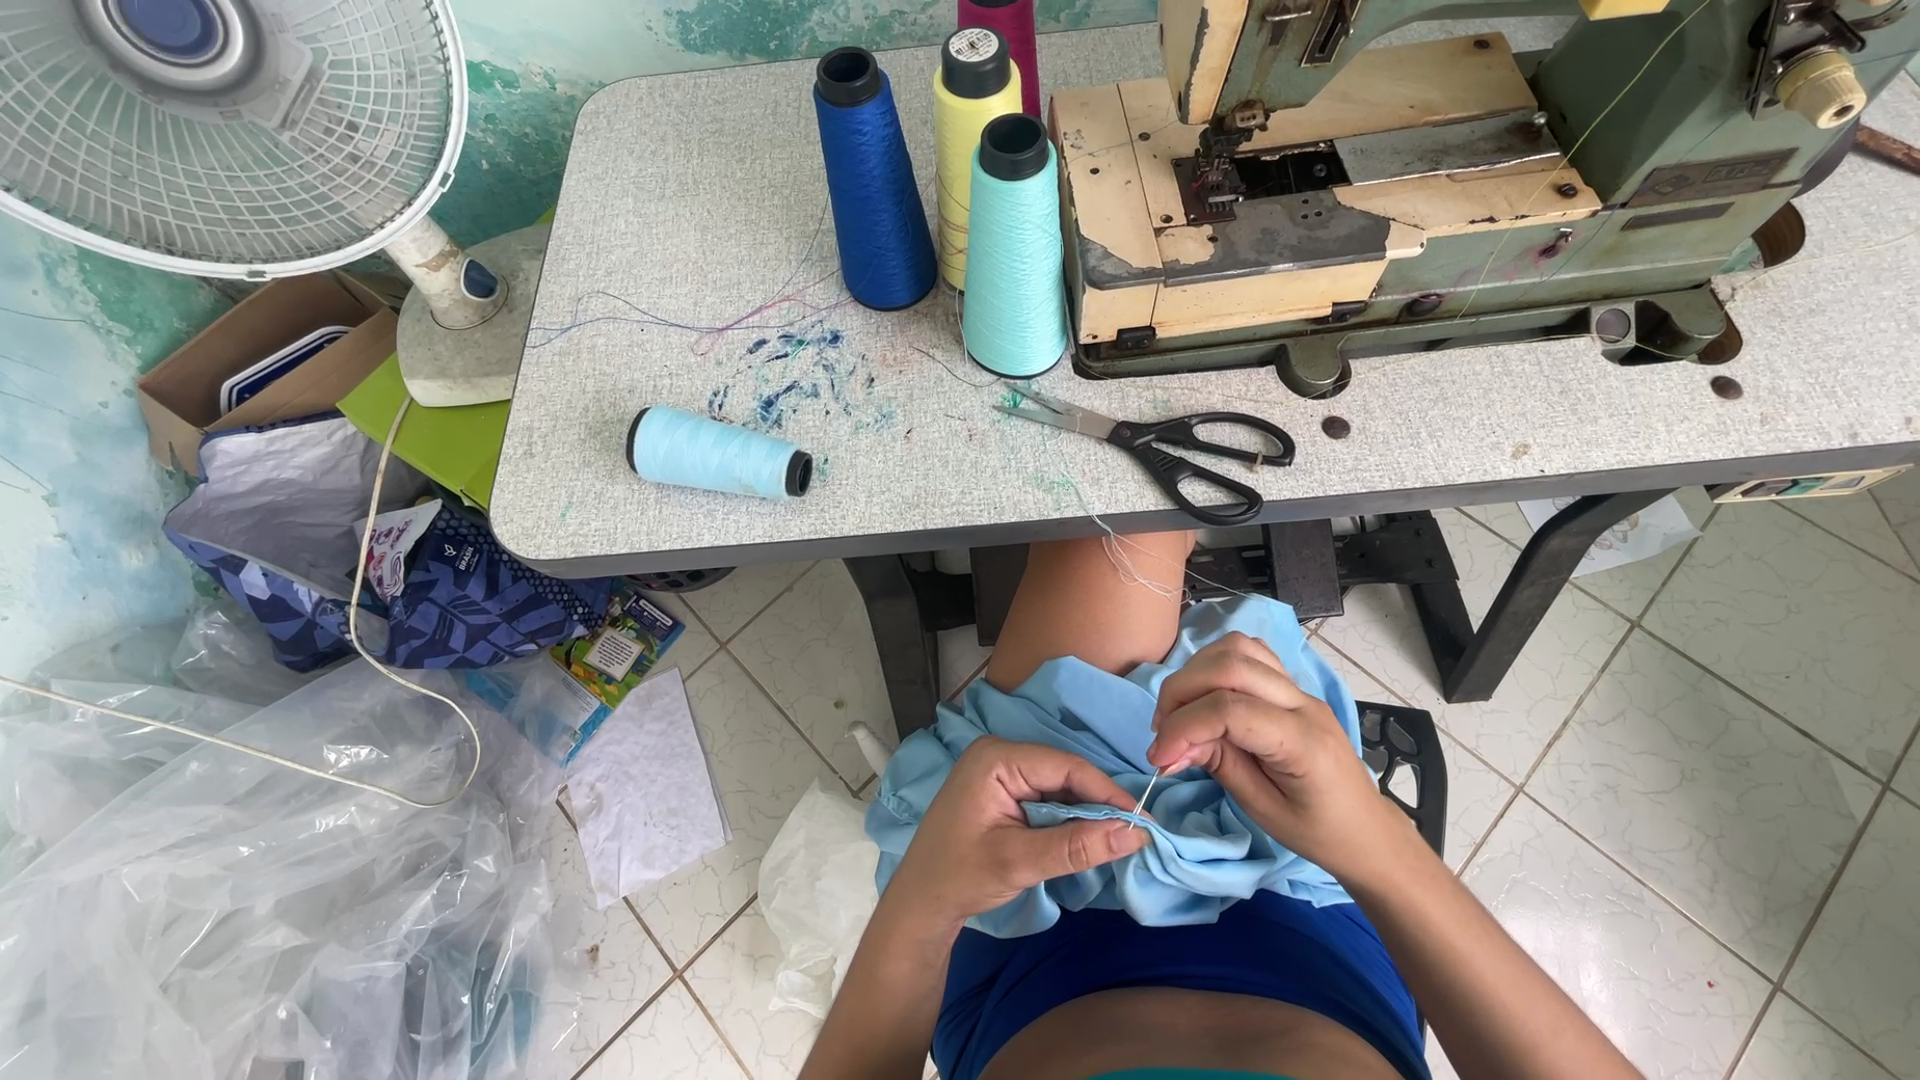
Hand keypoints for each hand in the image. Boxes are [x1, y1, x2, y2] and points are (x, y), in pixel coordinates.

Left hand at [887, 737, 1149, 927]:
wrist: (920, 904)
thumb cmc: (960, 877)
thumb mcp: (1020, 862)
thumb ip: (1076, 846)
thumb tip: (1136, 834)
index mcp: (996, 758)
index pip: (1066, 766)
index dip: (1108, 793)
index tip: (1144, 822)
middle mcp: (1000, 756)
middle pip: (1065, 774)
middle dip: (1100, 805)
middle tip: (1139, 834)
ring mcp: (1001, 773)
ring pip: (1060, 788)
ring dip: (1087, 814)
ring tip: (1122, 838)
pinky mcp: (1004, 793)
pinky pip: (1047, 799)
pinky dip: (1069, 820)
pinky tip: (1090, 839)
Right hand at [1146, 632, 1412, 884]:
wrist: (1367, 830)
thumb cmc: (1317, 831)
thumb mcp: (1262, 809)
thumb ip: (1218, 764)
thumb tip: (1169, 747)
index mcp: (1301, 742)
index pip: (1228, 709)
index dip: (1182, 726)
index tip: (1158, 757)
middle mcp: (1303, 703)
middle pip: (1229, 666)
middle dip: (1180, 692)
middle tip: (1162, 732)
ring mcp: (1300, 689)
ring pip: (1238, 648)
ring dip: (1195, 672)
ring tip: (1179, 711)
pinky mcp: (1293, 687)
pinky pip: (1250, 653)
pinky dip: (1215, 664)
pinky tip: (1204, 695)